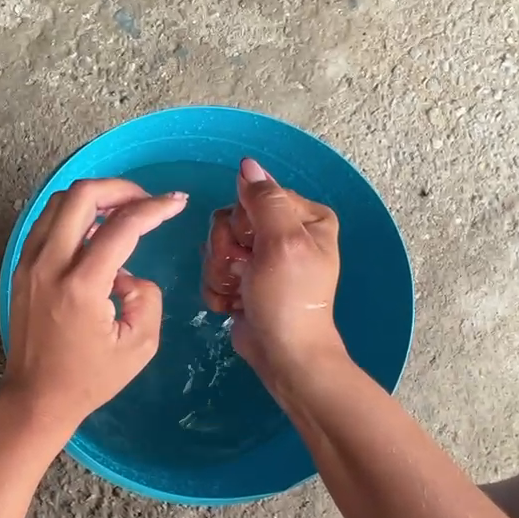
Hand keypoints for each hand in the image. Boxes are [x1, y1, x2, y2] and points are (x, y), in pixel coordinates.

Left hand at [5, 178, 187, 431]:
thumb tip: (128, 273)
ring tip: (120, 213)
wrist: (36, 396)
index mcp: (81, 286)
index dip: (154, 208)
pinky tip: (92, 231)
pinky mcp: (20, 269)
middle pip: (80, 195)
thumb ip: (146, 297)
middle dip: (119, 188)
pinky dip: (70, 215)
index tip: (176, 202)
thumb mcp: (139, 345)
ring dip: (92, 198)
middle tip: (144, 200)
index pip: (121, 227)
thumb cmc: (89, 378)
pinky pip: (45, 223)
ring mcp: (29, 265)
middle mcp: (49, 266)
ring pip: (57, 203)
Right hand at [201, 159, 344, 381]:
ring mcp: (261, 257)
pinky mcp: (243, 279)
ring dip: (219, 272)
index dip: (244, 222)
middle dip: (227, 249)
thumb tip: (247, 164)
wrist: (282, 352)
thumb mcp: (282, 242)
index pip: (253, 197)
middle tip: (244, 271)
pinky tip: (233, 303)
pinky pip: (213, 269)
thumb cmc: (288, 298)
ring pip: (216, 246)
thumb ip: (264, 200)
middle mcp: (284, 232)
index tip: (253, 248)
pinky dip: (218, 288)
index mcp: (305, 217)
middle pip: (229, 220)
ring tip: (239, 291)